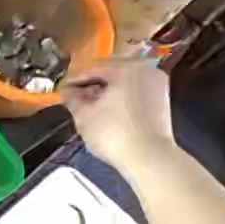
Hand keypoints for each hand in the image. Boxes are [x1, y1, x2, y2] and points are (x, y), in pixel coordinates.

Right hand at [61, 55, 175, 169]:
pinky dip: (121, 96)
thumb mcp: (84, 115)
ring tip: (91, 104)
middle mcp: (145, 69)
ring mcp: (157, 83)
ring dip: (107, 89)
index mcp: (125, 68)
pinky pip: (136, 90)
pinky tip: (109, 110)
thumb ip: (73, 99)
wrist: (148, 155)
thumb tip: (67, 91)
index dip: (75, 79)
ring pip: (126, 80)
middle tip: (76, 96)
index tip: (63, 89)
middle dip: (93, 83)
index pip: (94, 68)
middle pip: (112, 71)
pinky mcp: (162, 98)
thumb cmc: (113, 133)